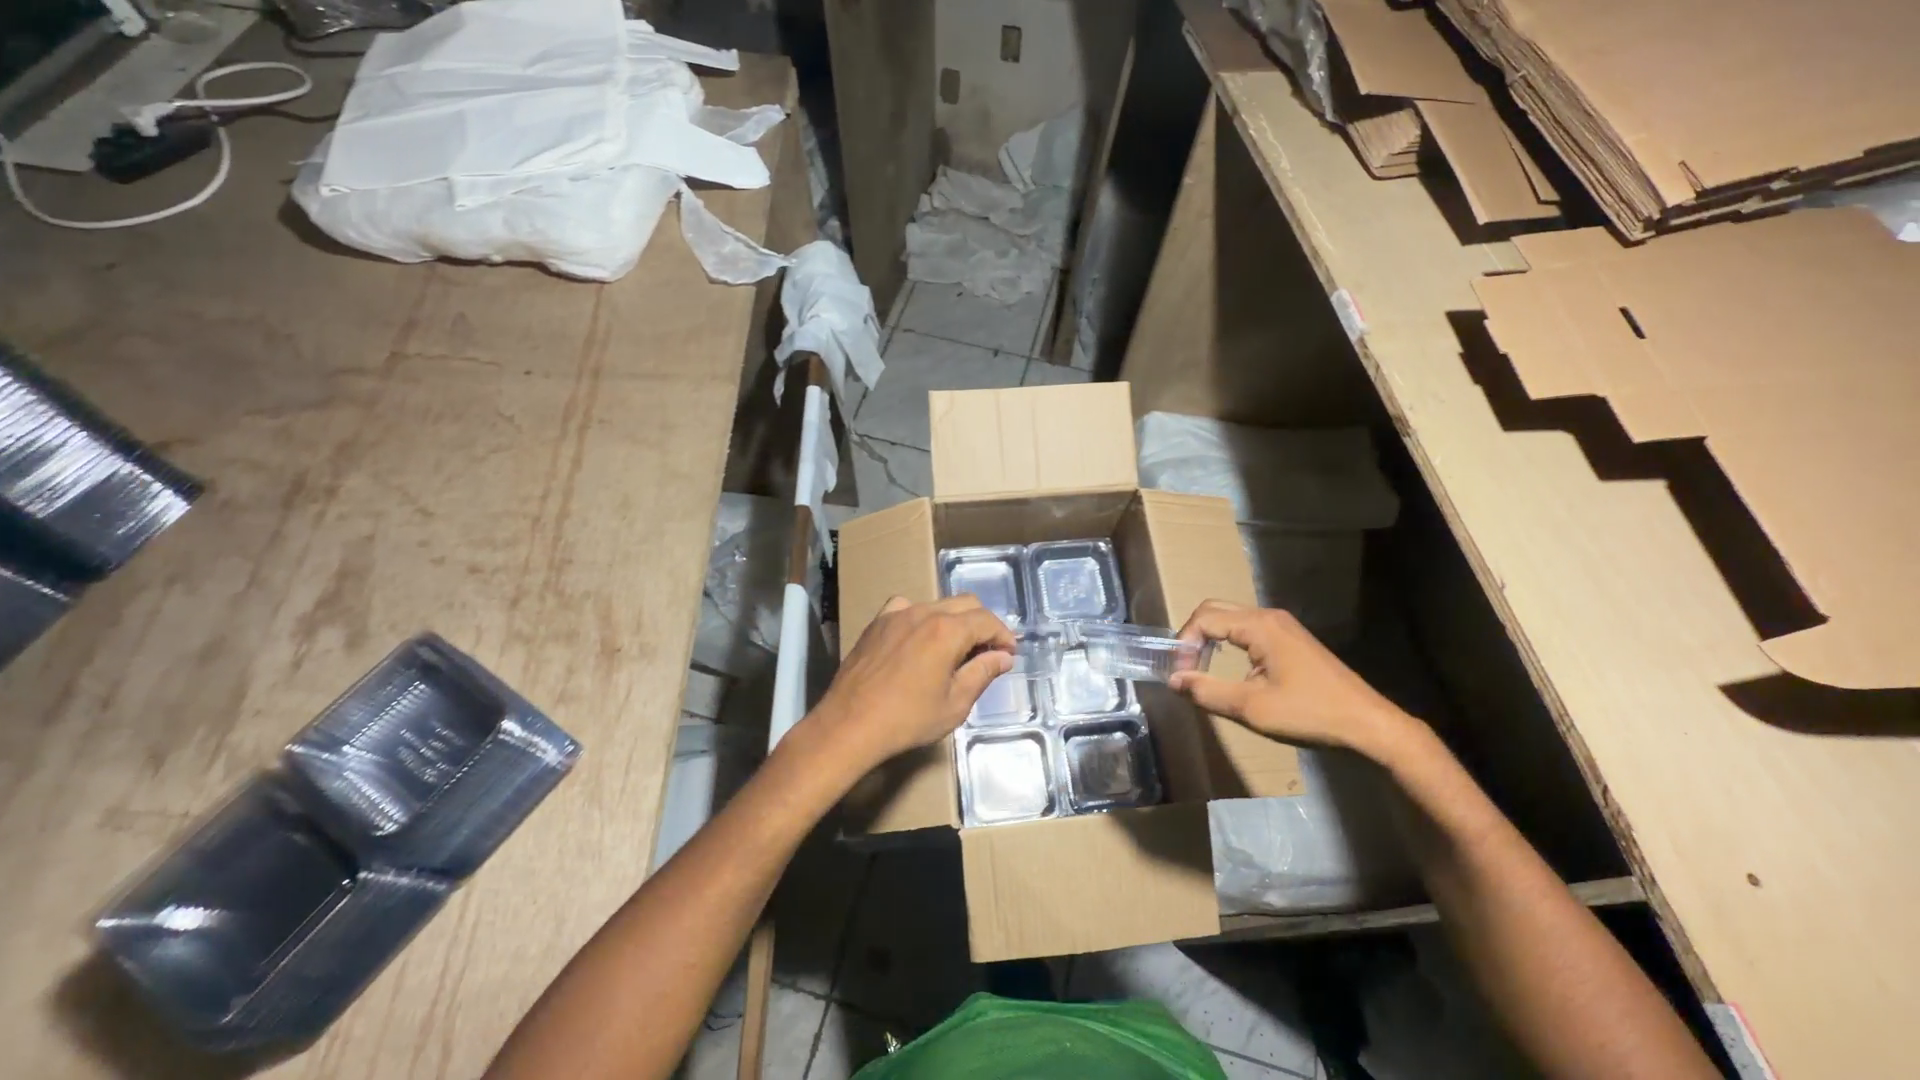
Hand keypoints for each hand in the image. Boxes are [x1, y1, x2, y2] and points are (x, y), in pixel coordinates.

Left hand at [798, 595, 1014, 773]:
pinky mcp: (876, 624)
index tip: (1009, 654)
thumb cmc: (907, 720)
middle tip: (987, 652)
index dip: (1004, 635)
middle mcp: (923, 613)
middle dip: (983, 625)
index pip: (987, 620)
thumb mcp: (954, 703)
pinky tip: (919, 640)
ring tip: (955, 649)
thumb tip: (1003, 657)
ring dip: (954, 621)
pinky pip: (906, 608)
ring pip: (937, 604)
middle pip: (965, 604)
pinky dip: (922, 618)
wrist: (850, 725)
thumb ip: (982, 673)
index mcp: (947, 631)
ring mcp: (896, 615)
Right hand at [1168, 600, 1418, 757]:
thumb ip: (1207, 691)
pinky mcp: (1291, 640)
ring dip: (1211, 641)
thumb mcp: (1251, 708)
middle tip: (1184, 669)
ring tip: (1201, 672)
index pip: (1204, 619)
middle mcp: (1269, 617)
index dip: (1184, 645)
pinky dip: (1229, 644)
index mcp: (1259, 626)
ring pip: (1232, 620)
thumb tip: (1174, 681)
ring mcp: (1283, 627)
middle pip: (1216, 611)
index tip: (1180, 677)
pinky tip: (1230, 672)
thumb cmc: (1308, 713)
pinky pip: (1248, 631)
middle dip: (1193, 637)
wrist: (1366, 722)